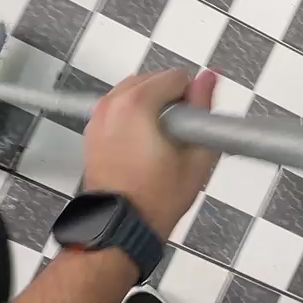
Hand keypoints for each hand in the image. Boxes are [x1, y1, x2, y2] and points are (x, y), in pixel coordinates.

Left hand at [81, 68, 219, 238]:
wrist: (122, 226)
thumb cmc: (154, 199)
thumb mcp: (196, 154)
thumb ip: (204, 108)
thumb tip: (210, 80)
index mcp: (136, 104)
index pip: (175, 77)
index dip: (192, 98)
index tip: (193, 121)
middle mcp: (111, 105)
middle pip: (152, 80)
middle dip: (170, 99)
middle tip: (181, 132)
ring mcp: (98, 118)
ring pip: (133, 92)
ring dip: (152, 106)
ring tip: (163, 140)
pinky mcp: (92, 132)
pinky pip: (117, 109)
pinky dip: (133, 117)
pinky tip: (145, 145)